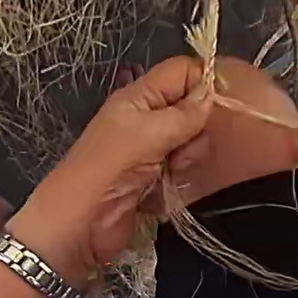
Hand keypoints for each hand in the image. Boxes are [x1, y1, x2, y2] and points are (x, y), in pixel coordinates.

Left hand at [9, 57, 212, 281]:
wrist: (80, 224)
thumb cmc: (108, 169)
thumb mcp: (148, 133)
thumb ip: (183, 114)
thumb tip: (210, 95)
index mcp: (139, 98)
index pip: (182, 74)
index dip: (203, 83)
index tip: (218, 108)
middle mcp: (146, 120)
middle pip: (191, 110)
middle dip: (198, 129)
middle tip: (184, 150)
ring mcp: (150, 152)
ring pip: (190, 143)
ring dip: (189, 158)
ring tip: (174, 172)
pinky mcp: (154, 181)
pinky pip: (182, 172)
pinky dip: (180, 180)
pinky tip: (168, 189)